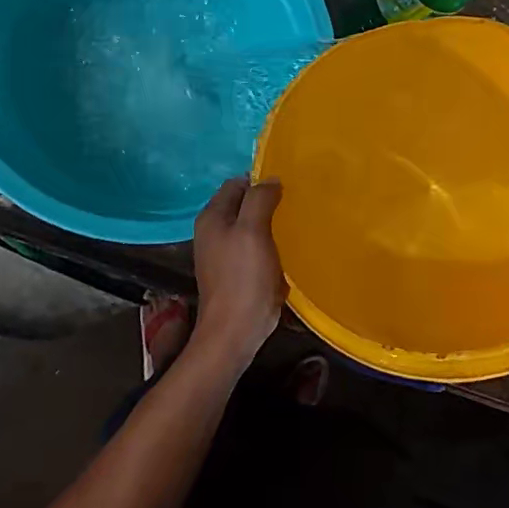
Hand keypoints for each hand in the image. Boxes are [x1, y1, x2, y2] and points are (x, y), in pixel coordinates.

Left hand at [190, 177, 286, 364]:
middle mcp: (214, 231)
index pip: (236, 183)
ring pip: (253, 225)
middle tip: (296, 203)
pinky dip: (272, 243)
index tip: (288, 186)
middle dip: (268, 201)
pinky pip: (258, 246)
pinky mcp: (239, 271)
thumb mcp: (252, 231)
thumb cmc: (244, 278)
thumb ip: (260, 200)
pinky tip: (289, 248)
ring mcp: (225, 253)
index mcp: (212, 217)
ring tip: (296, 223)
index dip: (260, 181)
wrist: (237, 329)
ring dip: (272, 223)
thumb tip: (271, 179)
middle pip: (244, 204)